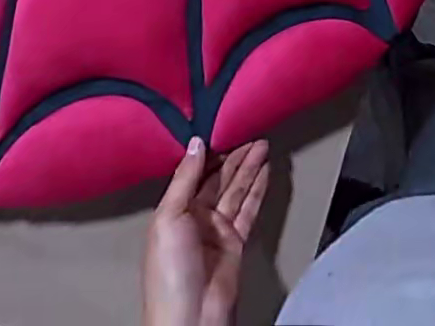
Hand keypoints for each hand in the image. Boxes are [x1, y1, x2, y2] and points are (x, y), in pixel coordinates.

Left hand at [142, 138, 269, 325]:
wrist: (191, 321)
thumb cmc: (170, 276)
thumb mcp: (169, 218)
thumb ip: (185, 179)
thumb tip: (196, 144)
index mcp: (174, 210)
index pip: (194, 171)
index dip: (209, 150)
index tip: (222, 127)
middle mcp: (195, 216)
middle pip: (219, 177)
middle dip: (234, 154)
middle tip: (249, 130)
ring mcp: (217, 230)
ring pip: (236, 189)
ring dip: (249, 166)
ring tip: (261, 143)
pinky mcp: (235, 242)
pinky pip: (248, 208)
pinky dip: (258, 188)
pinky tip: (264, 171)